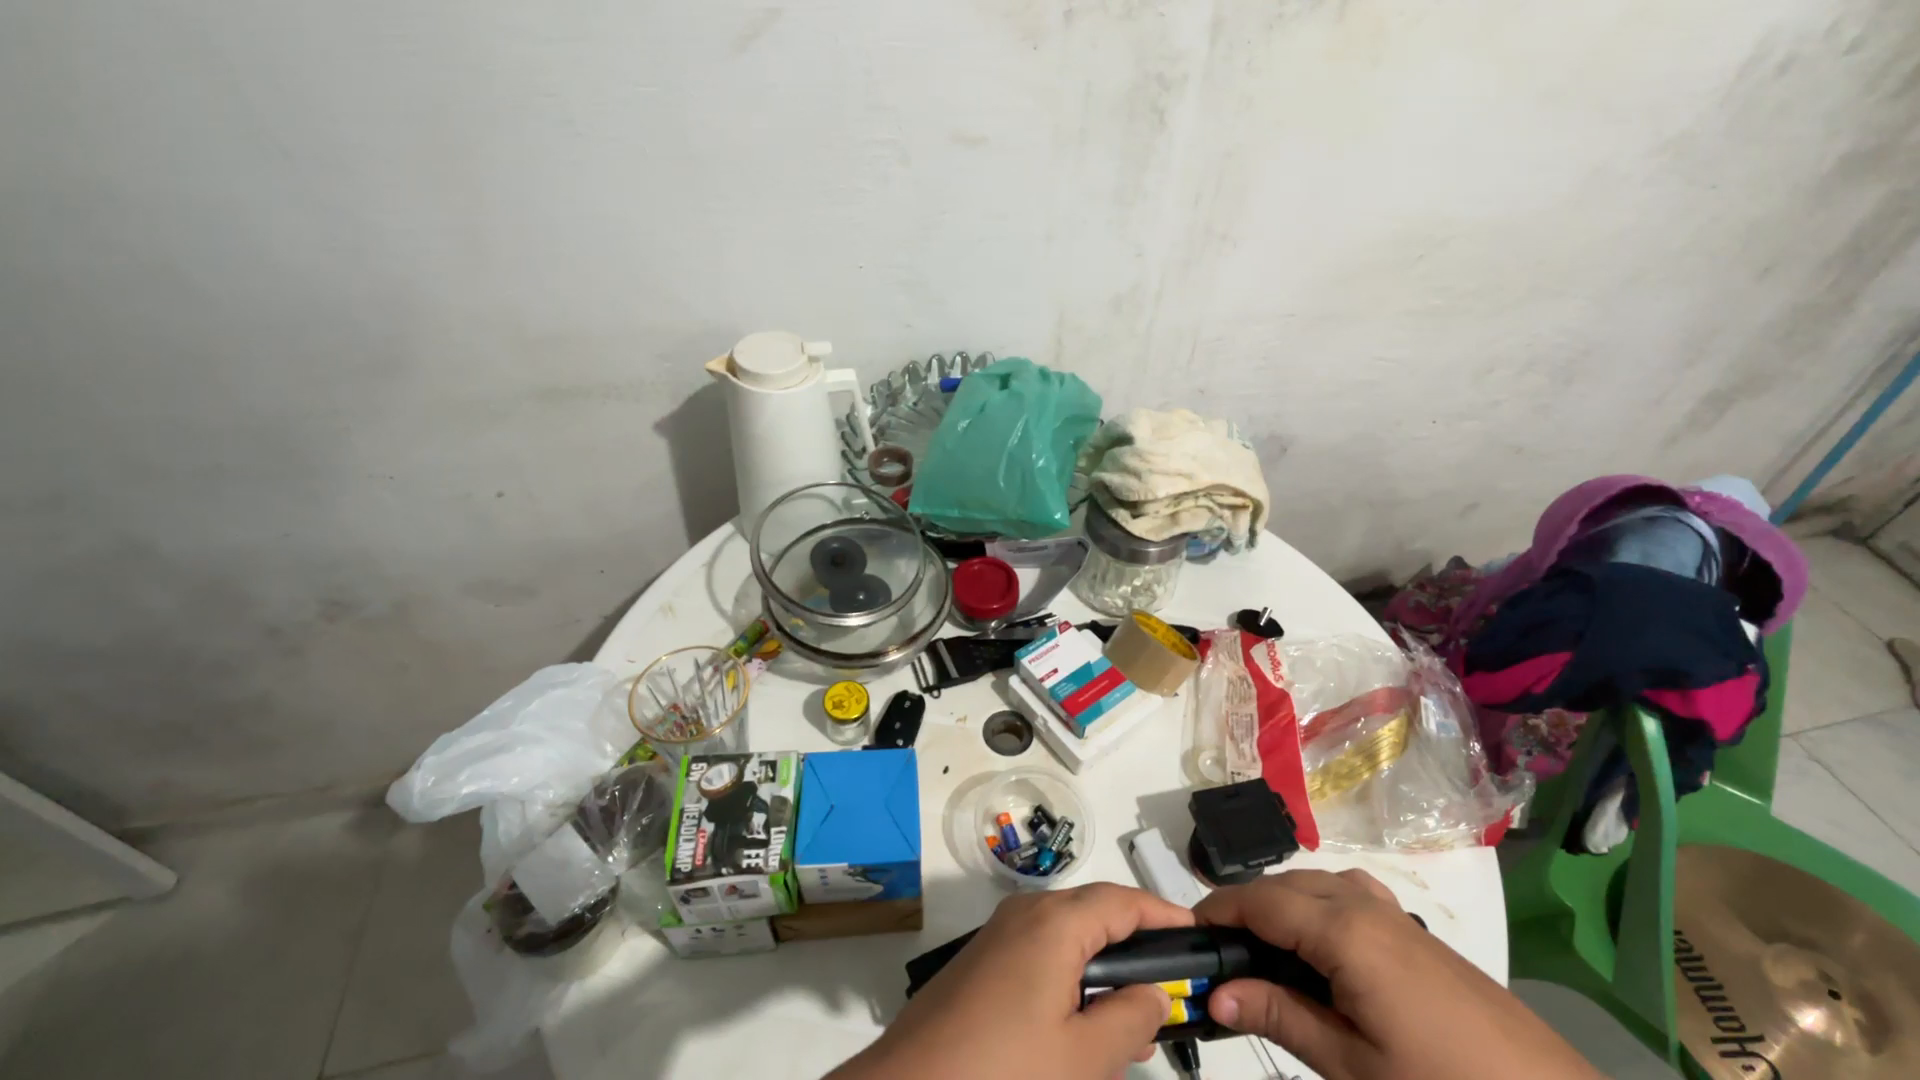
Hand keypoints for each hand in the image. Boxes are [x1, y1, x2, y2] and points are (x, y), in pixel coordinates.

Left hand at [827, 883, 1194, 1079]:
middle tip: (1172, 995)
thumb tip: (1154, 993)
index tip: (1200, 939)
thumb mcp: (1084, 1054)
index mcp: (1053, 922)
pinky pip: (1040, 959)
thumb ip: (1131, 1018)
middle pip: (1096, 916)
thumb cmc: (1004, 1069)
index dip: (1165, 916)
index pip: (1124, 901)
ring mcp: (998, 937)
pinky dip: (1069, 985)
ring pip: (1068, 941)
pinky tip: (1082, 1032)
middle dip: (1136, 952)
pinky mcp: (980, 964)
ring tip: (1133, 1030)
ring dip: (1103, 976)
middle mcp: (1024, 915)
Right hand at [1194, 870, 1601, 1079]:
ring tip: (1264, 953)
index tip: (1184, 937)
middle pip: (1286, 885)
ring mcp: (1397, 917)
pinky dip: (1319, 907)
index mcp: (1344, 930)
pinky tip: (1323, 952)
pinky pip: (1352, 897)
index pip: (1260, 901)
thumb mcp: (1353, 1067)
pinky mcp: (1420, 936)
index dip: (1216, 912)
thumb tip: (1216, 994)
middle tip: (1219, 957)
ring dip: (1282, 905)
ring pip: (1319, 885)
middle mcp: (1366, 905)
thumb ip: (1282, 1019)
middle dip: (1245, 908)